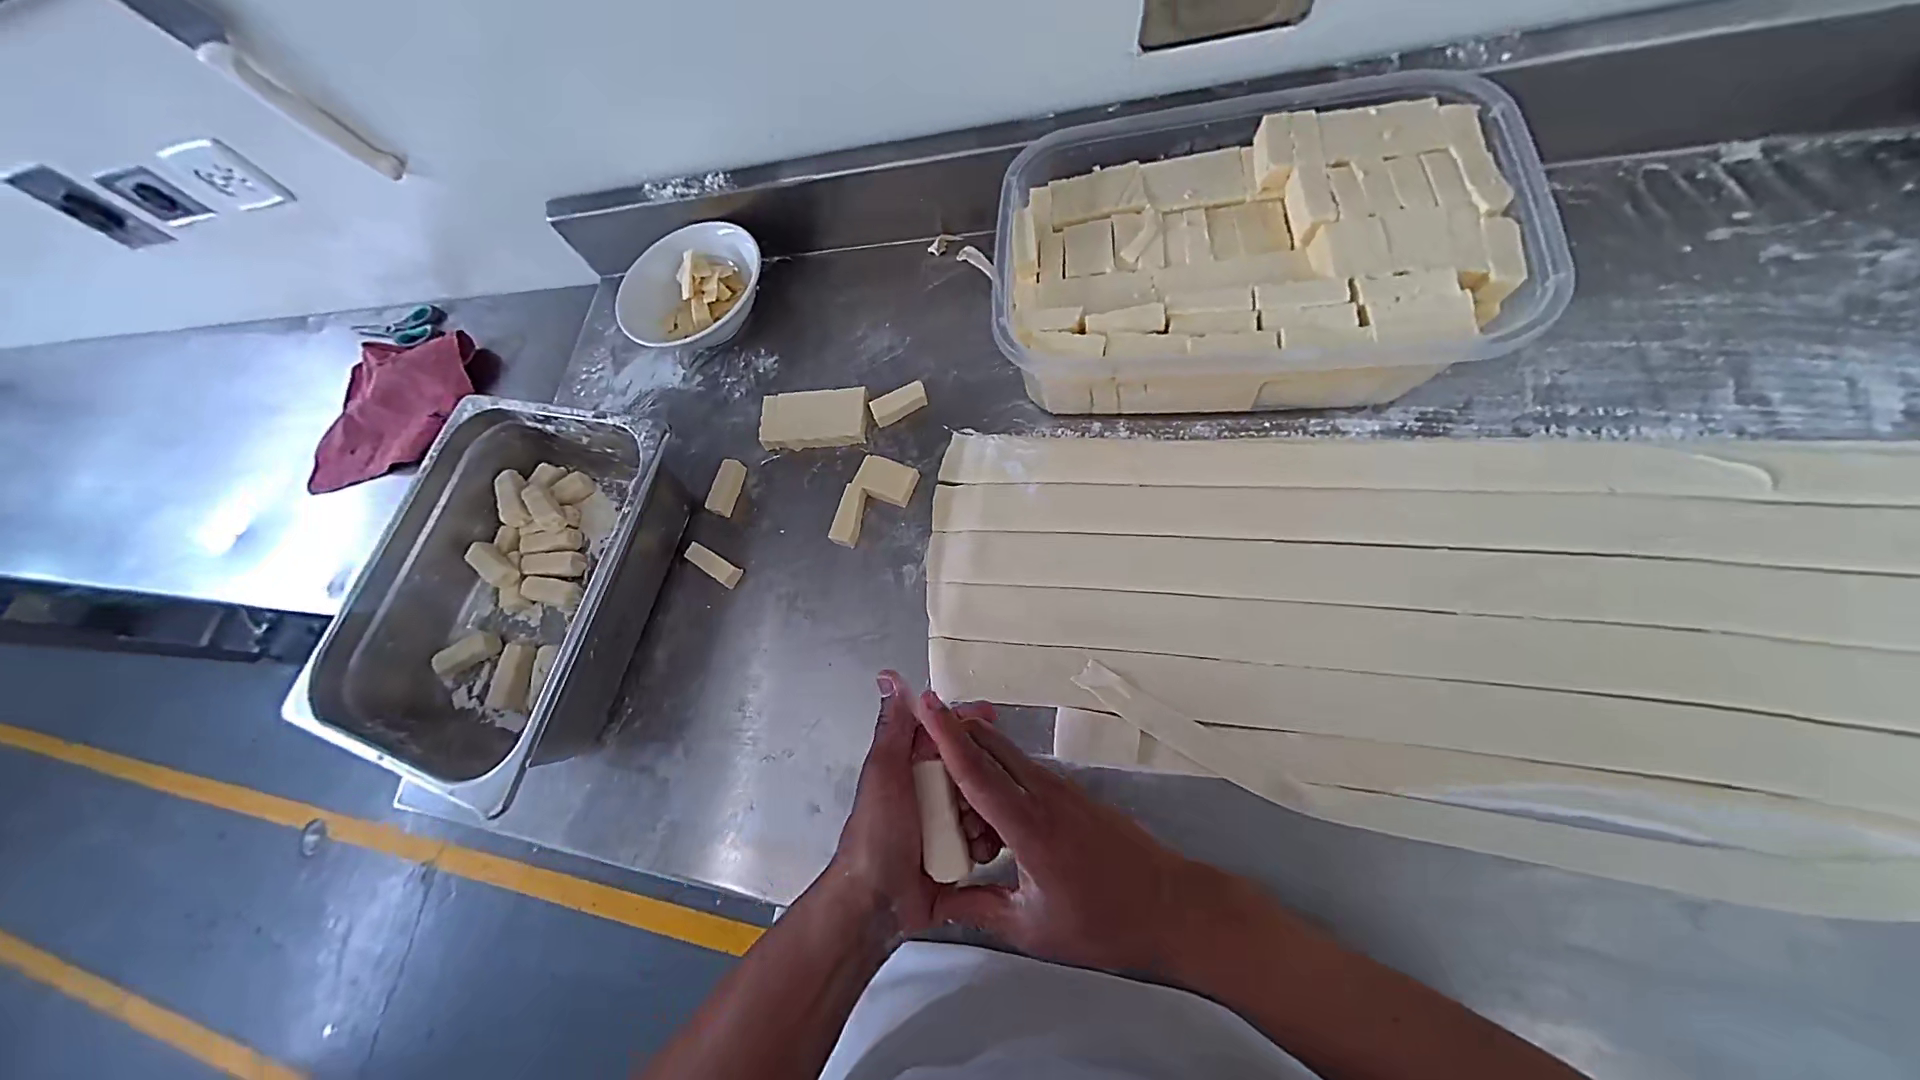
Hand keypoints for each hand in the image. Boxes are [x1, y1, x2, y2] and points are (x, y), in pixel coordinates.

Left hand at [824, 672, 1003, 938]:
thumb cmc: (874, 835)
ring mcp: (944, 824)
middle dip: (985, 778)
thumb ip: (895, 725)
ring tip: (975, 828)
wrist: (877, 903)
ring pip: (984, 805)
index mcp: (911, 766)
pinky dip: (988, 844)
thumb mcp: (884, 770)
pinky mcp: (956, 855)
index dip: (971, 725)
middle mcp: (929, 791)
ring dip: (987, 815)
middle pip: (972, 769)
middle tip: (985, 790)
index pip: (948, 734)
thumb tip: (889, 678)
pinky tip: (981, 851)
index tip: (991, 718)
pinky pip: (985, 840)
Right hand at [914, 689, 1263, 977]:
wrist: (1171, 906)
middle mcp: (1045, 794)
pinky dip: (999, 786)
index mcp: (1030, 826)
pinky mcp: (1071, 792)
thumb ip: (976, 909)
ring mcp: (1061, 788)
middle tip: (923, 762)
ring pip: (1004, 759)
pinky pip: (1023, 774)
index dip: (945, 735)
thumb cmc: (1105, 923)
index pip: (977, 770)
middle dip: (952, 740)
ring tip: (968, 829)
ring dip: (975, 773)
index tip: (924, 704)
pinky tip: (996, 831)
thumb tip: (934, 903)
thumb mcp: (1031, 928)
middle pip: (989, 746)